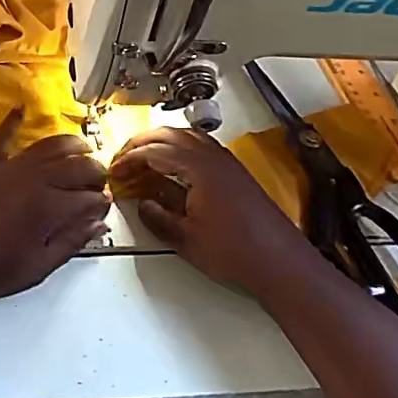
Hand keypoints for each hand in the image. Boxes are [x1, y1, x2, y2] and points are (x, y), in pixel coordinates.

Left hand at [0, 111, 110, 302]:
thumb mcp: (39, 266)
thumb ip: (71, 242)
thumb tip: (99, 224)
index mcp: (52, 207)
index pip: (91, 198)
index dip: (102, 202)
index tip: (103, 208)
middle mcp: (37, 179)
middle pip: (78, 166)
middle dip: (96, 172)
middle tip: (99, 181)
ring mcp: (10, 167)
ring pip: (50, 145)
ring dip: (71, 145)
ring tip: (81, 148)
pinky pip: (3, 136)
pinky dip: (13, 121)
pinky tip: (21, 108)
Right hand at [111, 127, 313, 296]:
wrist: (280, 263)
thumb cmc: (241, 252)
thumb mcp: (186, 240)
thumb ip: (158, 218)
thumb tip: (143, 206)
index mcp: (199, 168)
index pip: (154, 151)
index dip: (130, 159)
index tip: (116, 169)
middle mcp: (214, 158)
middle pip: (169, 134)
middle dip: (141, 143)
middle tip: (124, 156)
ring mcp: (226, 163)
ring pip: (186, 136)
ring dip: (161, 141)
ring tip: (144, 156)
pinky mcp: (235, 172)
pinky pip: (200, 146)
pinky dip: (180, 147)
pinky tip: (174, 165)